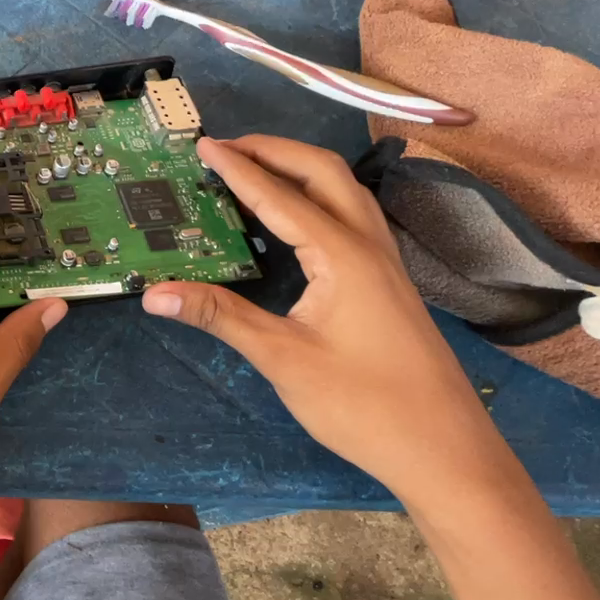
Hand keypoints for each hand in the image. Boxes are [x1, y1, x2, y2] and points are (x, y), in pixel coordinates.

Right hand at [142, 136, 508, 505]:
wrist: (447, 453)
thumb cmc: (364, 405)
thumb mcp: (282, 359)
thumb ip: (219, 316)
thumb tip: (153, 294)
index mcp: (342, 256)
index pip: (279, 197)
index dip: (237, 169)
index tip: (203, 145)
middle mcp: (368, 246)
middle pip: (324, 173)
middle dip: (273, 150)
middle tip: (224, 147)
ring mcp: (384, 262)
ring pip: (344, 191)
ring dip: (298, 168)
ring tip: (252, 166)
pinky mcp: (387, 281)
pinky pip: (349, 216)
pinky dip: (314, 196)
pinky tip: (293, 215)